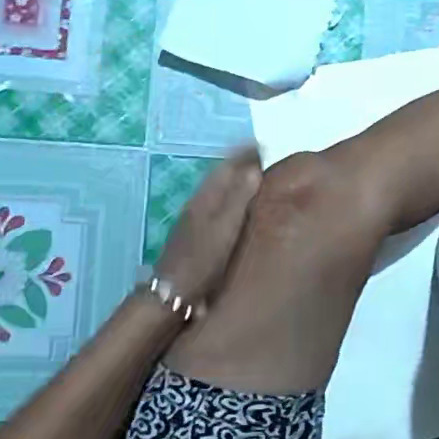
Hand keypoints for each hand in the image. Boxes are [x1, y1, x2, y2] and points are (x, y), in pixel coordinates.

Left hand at [154, 146, 261, 302]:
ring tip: (259, 179)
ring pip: (220, 192)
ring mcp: (196, 220)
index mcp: (207, 197)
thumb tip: (253, 168)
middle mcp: (199, 203)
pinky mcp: (197, 236)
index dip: (243, 152)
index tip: (263, 143)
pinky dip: (233, 201)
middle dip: (242, 164)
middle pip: (222, 176)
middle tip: (265, 158)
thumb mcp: (225, 228)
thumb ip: (239, 198)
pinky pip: (219, 208)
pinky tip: (243, 211)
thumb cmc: (203, 261)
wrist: (173, 295)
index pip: (227, 165)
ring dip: (237, 182)